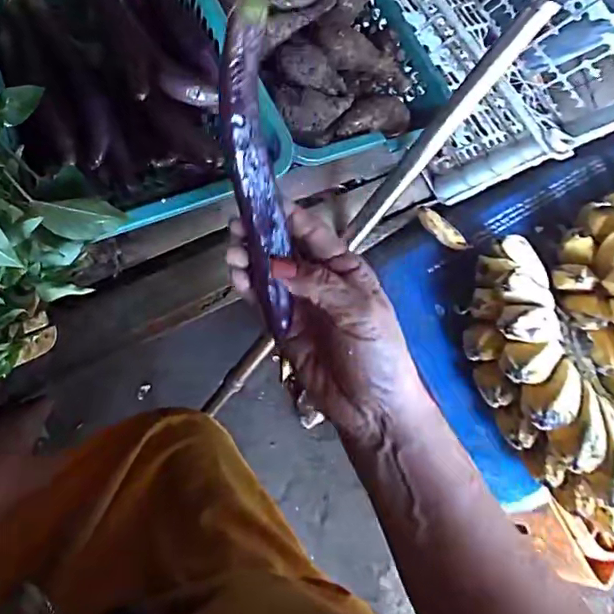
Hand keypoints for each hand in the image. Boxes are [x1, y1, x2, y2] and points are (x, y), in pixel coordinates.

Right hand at [226, 206, 424, 440]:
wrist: (374, 411)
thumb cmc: (380, 356)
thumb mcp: (361, 313)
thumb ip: (320, 285)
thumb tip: (278, 265)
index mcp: (344, 269)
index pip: (313, 234)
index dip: (289, 216)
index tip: (265, 202)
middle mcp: (317, 280)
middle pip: (283, 249)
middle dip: (260, 235)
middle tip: (237, 227)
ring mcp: (297, 302)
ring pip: (266, 271)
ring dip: (248, 258)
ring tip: (233, 252)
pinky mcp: (281, 325)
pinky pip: (259, 299)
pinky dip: (245, 287)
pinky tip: (237, 277)